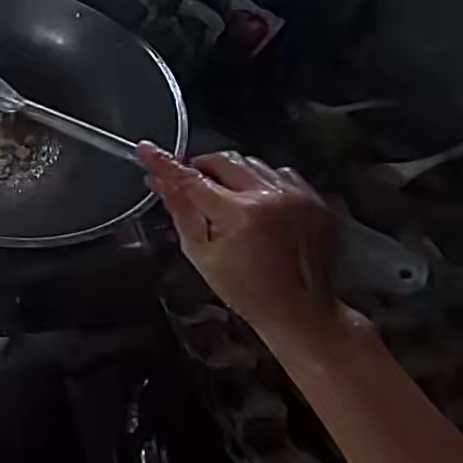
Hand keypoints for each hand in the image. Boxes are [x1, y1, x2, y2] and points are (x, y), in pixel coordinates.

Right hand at [138, 142, 341, 334]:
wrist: (302, 312)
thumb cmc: (248, 290)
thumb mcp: (201, 254)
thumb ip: (180, 210)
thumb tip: (159, 180)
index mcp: (239, 214)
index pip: (191, 178)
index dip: (165, 163)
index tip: (147, 150)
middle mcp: (270, 198)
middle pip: (221, 160)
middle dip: (202, 170)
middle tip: (196, 189)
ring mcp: (297, 196)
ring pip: (250, 163)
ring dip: (233, 175)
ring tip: (232, 204)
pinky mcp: (315, 199)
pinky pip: (279, 172)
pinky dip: (263, 181)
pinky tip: (259, 205)